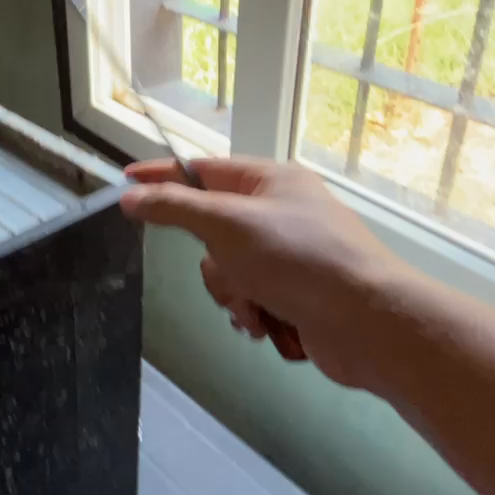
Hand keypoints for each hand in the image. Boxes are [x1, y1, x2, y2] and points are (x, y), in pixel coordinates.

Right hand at [119, 157, 416, 392]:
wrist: (370, 325)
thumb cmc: (298, 260)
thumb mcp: (225, 224)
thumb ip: (172, 207)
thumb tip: (128, 196)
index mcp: (271, 182)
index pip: (201, 169)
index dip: (162, 174)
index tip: (124, 179)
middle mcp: (280, 212)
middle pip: (209, 227)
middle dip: (210, 258)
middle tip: (223, 268)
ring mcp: (288, 253)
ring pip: (223, 266)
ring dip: (229, 290)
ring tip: (252, 306)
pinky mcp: (294, 290)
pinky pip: (245, 293)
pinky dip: (247, 309)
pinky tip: (263, 323)